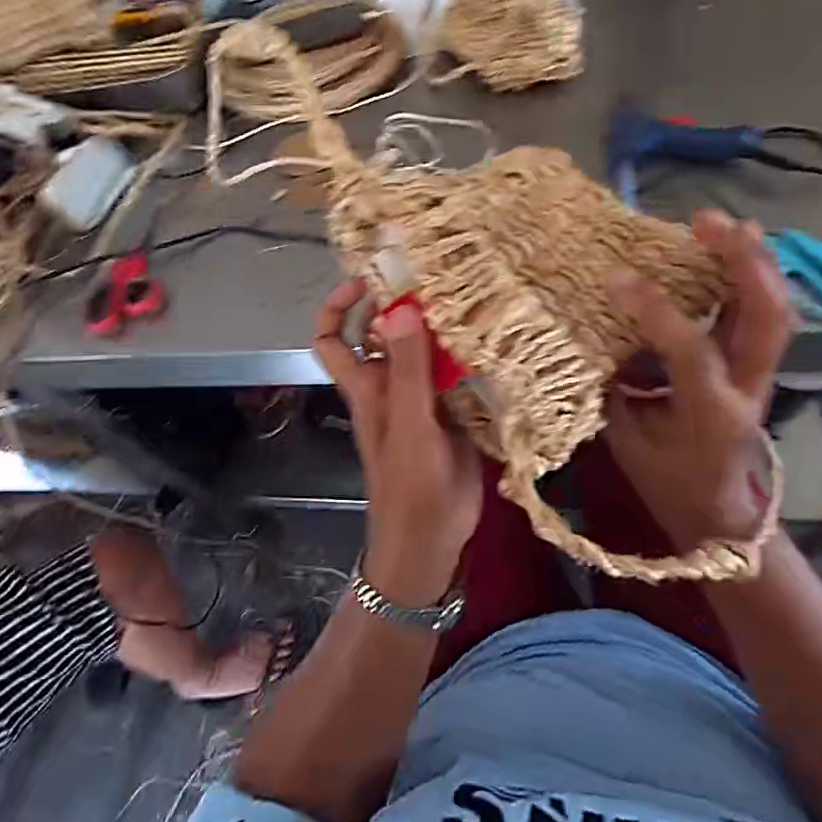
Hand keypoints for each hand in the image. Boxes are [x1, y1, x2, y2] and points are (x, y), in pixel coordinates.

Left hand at [312, 279, 481, 606]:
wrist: (431, 541)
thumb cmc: (413, 487)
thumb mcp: (411, 423)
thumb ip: (408, 368)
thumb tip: (400, 307)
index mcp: (366, 386)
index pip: (332, 336)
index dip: (339, 305)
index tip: (368, 280)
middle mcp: (387, 386)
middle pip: (381, 335)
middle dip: (400, 307)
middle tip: (435, 281)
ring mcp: (418, 400)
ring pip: (419, 352)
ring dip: (437, 329)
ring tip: (470, 302)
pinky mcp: (448, 414)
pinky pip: (451, 374)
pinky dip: (463, 356)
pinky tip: (489, 344)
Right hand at [602, 210, 794, 550]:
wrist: (723, 513)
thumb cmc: (669, 483)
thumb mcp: (628, 442)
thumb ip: (613, 387)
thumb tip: (591, 334)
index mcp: (713, 416)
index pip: (692, 352)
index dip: (655, 311)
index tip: (616, 279)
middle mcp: (750, 389)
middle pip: (767, 317)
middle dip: (742, 262)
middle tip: (705, 222)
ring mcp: (762, 374)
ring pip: (777, 308)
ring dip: (754, 260)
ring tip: (724, 223)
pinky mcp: (759, 365)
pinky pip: (766, 312)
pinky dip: (751, 275)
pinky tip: (731, 249)